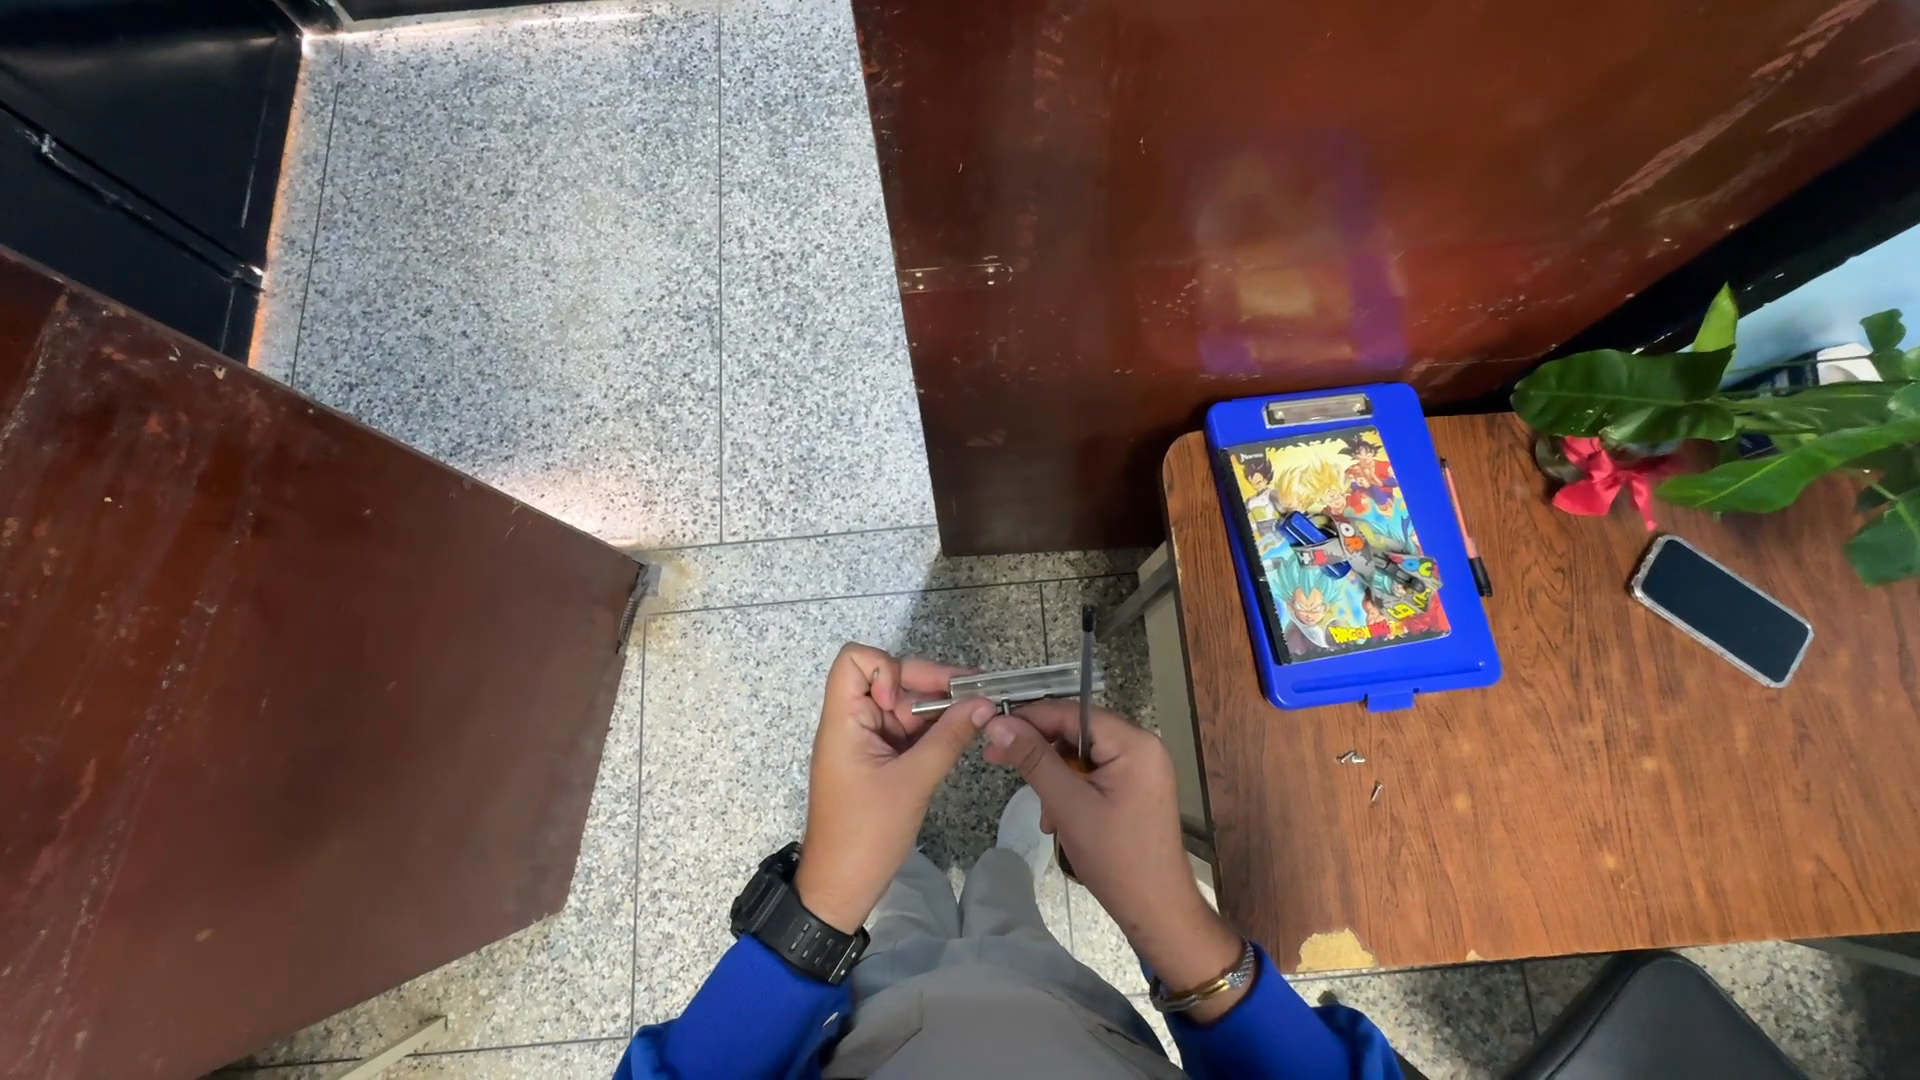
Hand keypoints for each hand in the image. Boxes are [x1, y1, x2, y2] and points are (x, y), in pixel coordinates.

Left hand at [793, 643, 995, 934]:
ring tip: (980, 710)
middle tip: (977, 692)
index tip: (906, 702)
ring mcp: (867, 740)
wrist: (841, 889)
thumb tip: (985, 702)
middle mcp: (852, 721)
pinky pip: (908, 729)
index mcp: (844, 720)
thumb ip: (949, 737)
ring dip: (939, 705)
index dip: (886, 668)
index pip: (854, 660)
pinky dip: (934, 727)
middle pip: (889, 677)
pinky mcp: (880, 758)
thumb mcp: (913, 782)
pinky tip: (964, 731)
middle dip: (931, 682)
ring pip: (904, 703)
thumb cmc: (867, 834)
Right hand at [983, 700, 1249, 1022]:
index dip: (1029, 718)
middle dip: (1040, 750)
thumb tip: (997, 724)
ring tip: (1043, 812)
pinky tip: (1059, 817)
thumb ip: (1034, 759)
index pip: (1071, 712)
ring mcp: (1142, 766)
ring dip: (1054, 775)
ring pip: (1082, 752)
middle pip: (1077, 730)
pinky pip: (1095, 771)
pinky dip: (1071, 788)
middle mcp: (1142, 745)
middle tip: (997, 761)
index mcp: (1133, 742)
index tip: (991, 730)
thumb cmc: (1116, 858)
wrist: (1157, 911)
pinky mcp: (1137, 786)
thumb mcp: (1068, 805)